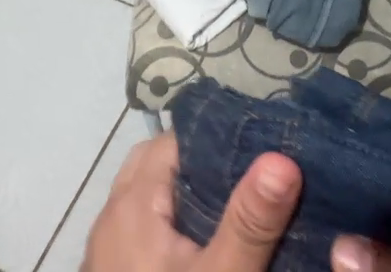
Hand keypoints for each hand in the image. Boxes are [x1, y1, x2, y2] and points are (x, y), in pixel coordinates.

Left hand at [83, 133, 302, 271]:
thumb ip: (250, 222)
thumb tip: (282, 157)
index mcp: (135, 202)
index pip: (177, 140)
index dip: (220, 139)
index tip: (264, 146)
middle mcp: (113, 215)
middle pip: (159, 165)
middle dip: (204, 166)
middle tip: (253, 182)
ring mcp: (108, 248)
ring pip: (149, 197)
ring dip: (187, 197)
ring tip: (238, 212)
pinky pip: (142, 229)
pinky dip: (172, 225)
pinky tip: (207, 250)